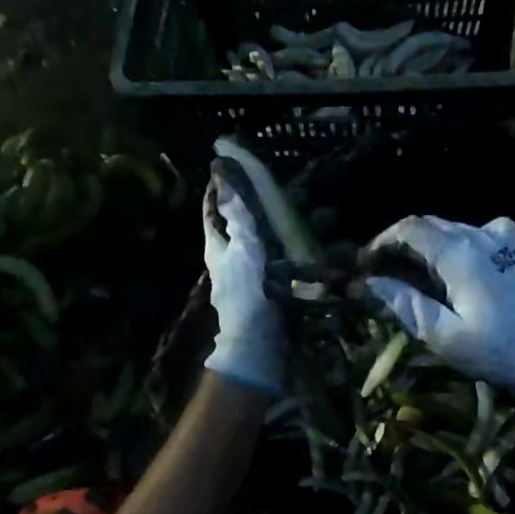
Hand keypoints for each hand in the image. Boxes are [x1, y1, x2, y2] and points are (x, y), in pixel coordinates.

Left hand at [202, 174, 283, 393]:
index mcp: (216, 249)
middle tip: (268, 189)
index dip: (216, 190)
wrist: (259, 344)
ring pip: (254, 246)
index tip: (224, 168)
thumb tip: (219, 172)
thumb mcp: (244, 245)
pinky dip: (284, 252)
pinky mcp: (261, 294)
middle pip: (233, 228)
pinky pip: (272, 265)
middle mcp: (225, 263)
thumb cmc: (250, 291)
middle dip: (248, 209)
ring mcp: (242, 280)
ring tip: (295, 215)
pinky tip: (303, 249)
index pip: (211, 212)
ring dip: (270, 230)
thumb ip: (236, 211)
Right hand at [364, 215, 514, 414]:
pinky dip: (460, 243)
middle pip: (430, 224)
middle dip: (402, 244)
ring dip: (429, 245)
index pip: (409, 229)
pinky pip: (482, 232)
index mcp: (459, 254)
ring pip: (454, 228)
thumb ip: (406, 304)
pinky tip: (461, 265)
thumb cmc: (500, 350)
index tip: (367, 263)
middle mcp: (480, 236)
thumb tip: (372, 282)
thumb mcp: (444, 336)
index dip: (382, 241)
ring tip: (418, 273)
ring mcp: (505, 239)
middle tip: (386, 272)